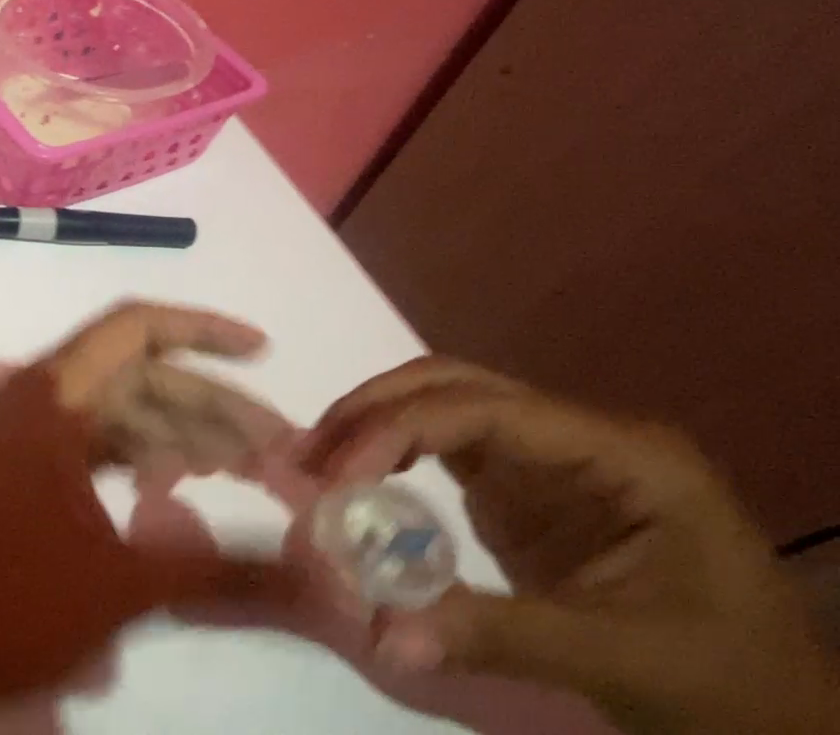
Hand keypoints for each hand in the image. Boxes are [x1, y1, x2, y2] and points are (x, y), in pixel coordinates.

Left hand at [0, 302, 303, 717]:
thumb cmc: (2, 600)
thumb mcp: (120, 586)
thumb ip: (220, 572)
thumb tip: (316, 578)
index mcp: (49, 396)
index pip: (134, 328)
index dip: (203, 330)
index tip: (264, 352)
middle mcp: (31, 400)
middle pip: (134, 376)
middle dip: (208, 405)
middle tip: (278, 453)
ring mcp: (17, 436)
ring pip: (110, 412)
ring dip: (173, 433)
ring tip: (241, 472)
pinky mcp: (11, 470)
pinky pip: (84, 443)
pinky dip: (132, 457)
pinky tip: (171, 486)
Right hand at [298, 357, 839, 734]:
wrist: (783, 722)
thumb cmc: (732, 686)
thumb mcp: (623, 660)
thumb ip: (499, 636)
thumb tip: (383, 637)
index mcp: (622, 454)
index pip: (485, 410)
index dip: (398, 429)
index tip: (336, 476)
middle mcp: (579, 438)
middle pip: (454, 387)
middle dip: (372, 411)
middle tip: (305, 453)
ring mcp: (550, 462)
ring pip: (441, 408)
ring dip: (372, 425)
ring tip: (313, 462)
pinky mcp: (523, 492)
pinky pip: (442, 452)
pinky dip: (389, 458)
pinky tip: (352, 480)